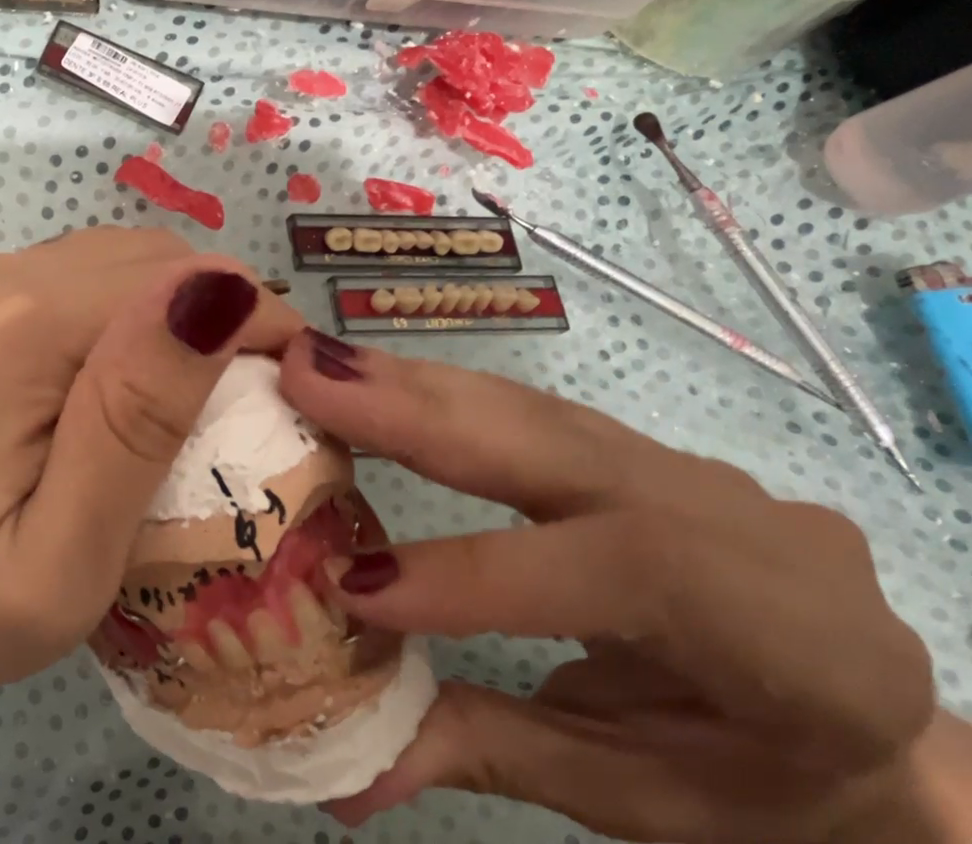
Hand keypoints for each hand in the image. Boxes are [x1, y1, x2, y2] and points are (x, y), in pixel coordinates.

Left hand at [0, 228, 303, 713]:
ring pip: (115, 265)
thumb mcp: (67, 551)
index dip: (256, 323)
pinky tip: (126, 394)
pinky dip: (123, 323)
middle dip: (219, 318)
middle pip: (148, 259)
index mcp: (13, 330)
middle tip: (252, 417)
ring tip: (196, 411)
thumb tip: (220, 292)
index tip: (300, 398)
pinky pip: (74, 284)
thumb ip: (137, 419)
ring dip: (172, 320)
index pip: (177, 276)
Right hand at [276, 331, 938, 843]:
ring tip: (315, 363)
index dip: (484, 572)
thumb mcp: (634, 797)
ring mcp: (694, 471)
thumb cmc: (754, 786)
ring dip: (415, 386)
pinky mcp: (640, 452)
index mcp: (794, 638)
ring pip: (540, 413)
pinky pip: (533, 413)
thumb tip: (344, 779)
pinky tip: (371, 378)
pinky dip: (439, 394)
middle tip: (305, 378)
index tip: (353, 588)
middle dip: (421, 415)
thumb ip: (489, 753)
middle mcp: (747, 524)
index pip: (629, 574)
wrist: (857, 732)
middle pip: (573, 451)